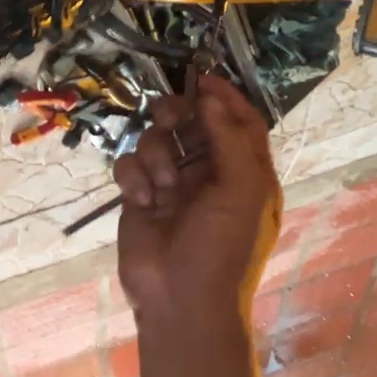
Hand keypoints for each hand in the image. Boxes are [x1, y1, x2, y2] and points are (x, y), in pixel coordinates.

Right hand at [112, 75, 280, 322]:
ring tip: (161, 187)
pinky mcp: (140, 194)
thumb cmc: (222, 248)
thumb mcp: (240, 192)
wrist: (178, 298)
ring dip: (156, 156)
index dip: (224, 97)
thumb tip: (211, 96)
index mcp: (245, 172)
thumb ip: (228, 140)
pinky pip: (130, 164)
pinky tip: (141, 201)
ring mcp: (172, 183)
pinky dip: (133, 178)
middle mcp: (209, 172)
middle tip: (169, 117)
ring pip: (157, 139)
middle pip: (192, 122)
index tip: (200, 78)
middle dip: (178, 116)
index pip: (240, 121)